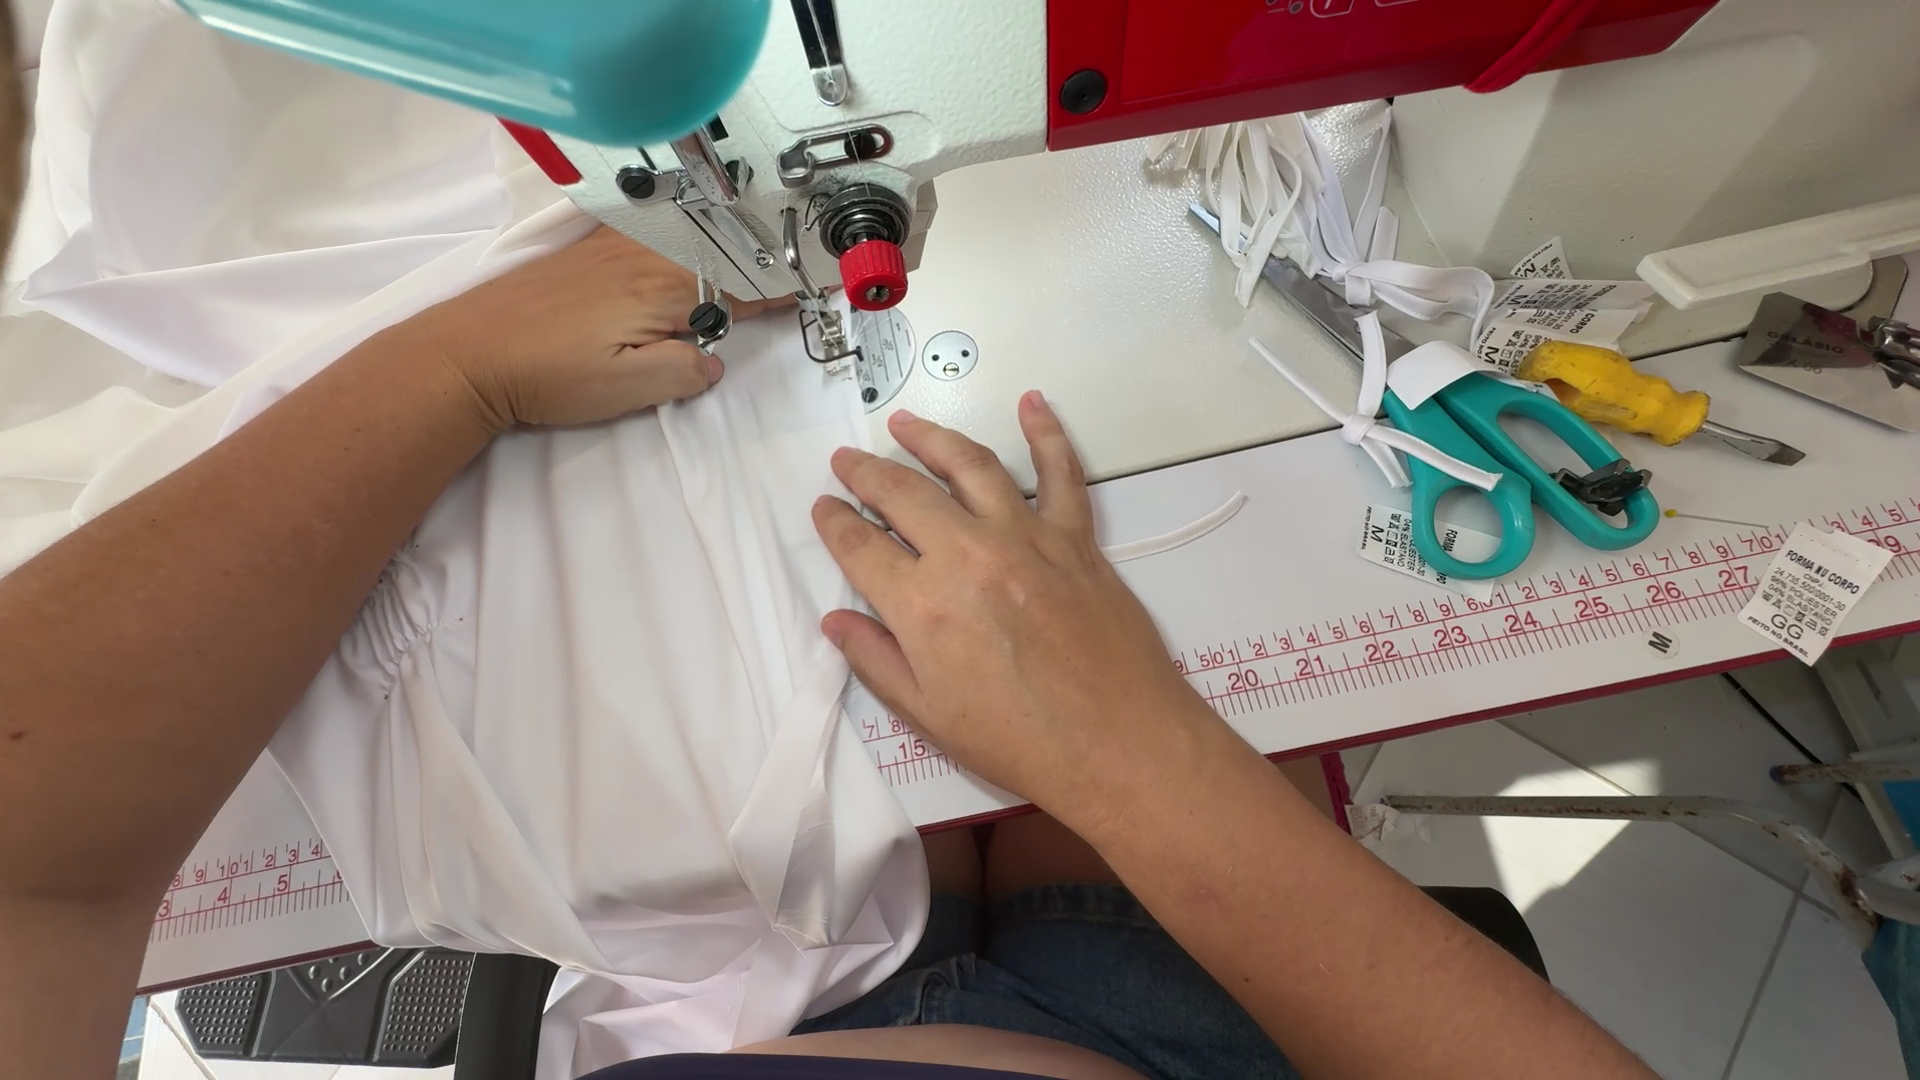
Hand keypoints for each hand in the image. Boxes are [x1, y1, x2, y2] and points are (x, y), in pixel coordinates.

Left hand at [396, 226, 786, 429]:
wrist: (467, 354)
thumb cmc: (548, 375)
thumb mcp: (629, 389)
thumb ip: (684, 371)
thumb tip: (712, 360)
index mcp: (661, 290)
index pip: (737, 290)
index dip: (777, 292)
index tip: (813, 287)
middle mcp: (641, 258)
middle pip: (716, 254)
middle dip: (760, 261)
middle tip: (797, 266)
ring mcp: (612, 249)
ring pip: (686, 239)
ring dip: (725, 245)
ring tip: (757, 249)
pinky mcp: (589, 253)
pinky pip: (654, 235)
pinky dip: (685, 236)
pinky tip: (689, 237)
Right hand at [812, 394, 1219, 817]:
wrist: (1120, 746)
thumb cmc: (1019, 742)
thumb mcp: (928, 715)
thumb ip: (875, 660)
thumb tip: (835, 618)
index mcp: (923, 605)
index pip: (860, 547)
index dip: (833, 523)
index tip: (823, 508)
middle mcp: (968, 555)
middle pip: (903, 493)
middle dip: (865, 472)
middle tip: (846, 460)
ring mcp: (1026, 538)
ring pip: (970, 466)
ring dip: (930, 437)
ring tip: (904, 423)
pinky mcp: (1076, 537)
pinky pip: (1061, 473)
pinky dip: (1047, 433)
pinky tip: (1033, 403)